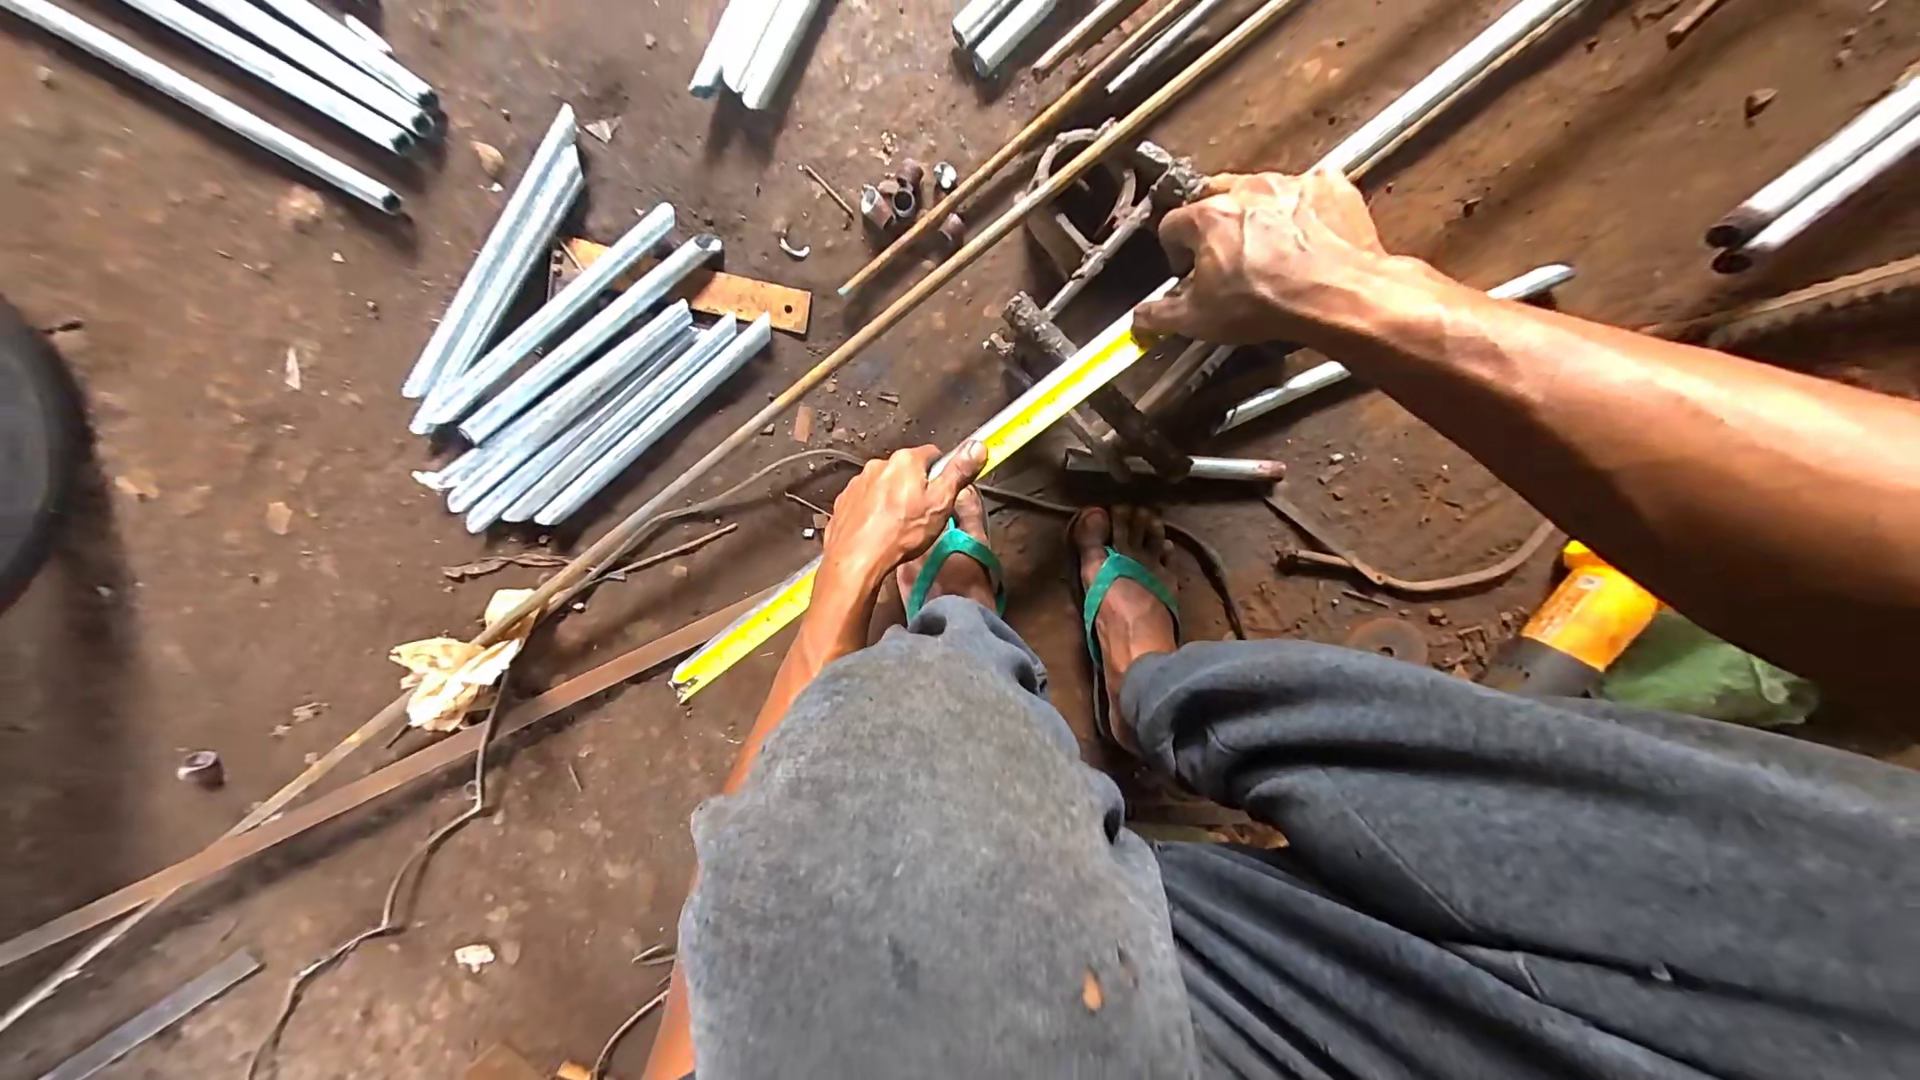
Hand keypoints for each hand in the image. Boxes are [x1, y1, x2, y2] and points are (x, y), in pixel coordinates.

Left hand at [820, 441, 988, 585]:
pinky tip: (880, 531)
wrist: (856, 559)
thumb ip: (959, 472)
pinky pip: (866, 501)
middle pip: (907, 470)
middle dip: (916, 487)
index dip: (942, 474)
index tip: (944, 491)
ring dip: (893, 499)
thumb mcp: (940, 503)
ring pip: (885, 486)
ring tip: (900, 526)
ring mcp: (859, 483)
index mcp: (906, 461)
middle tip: (924, 514)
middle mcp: (879, 465)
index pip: (933, 455)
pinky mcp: (846, 501)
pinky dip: (874, 512)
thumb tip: (977, 447)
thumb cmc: (899, 534)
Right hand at [1135, 169, 1414, 345]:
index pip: (1171, 223)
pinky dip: (1298, 212)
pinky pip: (1304, 192)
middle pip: (1213, 195)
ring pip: (1258, 190)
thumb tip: (1139, 317)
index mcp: (1208, 217)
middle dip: (1209, 222)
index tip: (1183, 270)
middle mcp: (1247, 190)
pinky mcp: (1328, 188)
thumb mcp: (1197, 320)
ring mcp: (1291, 184)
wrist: (1335, 295)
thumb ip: (1159, 314)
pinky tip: (1300, 241)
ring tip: (1260, 250)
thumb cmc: (1267, 303)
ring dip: (1252, 214)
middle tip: (1218, 253)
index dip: (1172, 251)